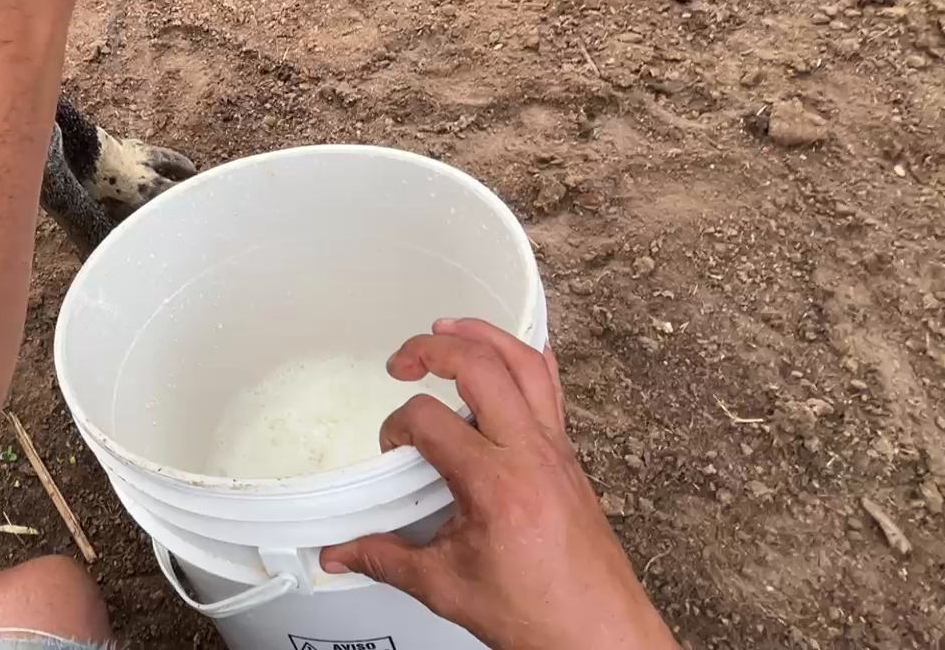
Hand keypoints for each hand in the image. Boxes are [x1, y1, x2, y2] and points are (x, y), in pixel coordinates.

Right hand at [319, 319, 677, 649]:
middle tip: (401, 361)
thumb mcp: (448, 589)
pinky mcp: (568, 454)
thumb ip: (385, 559)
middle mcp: (530, 453)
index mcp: (495, 484)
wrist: (607, 642)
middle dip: (430, 350)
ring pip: (524, 363)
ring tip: (444, 327)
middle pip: (479, 366)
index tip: (393, 452)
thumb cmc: (539, 619)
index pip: (428, 421)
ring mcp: (555, 449)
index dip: (397, 428)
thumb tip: (337, 554)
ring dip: (480, 334)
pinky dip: (525, 355)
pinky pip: (551, 386)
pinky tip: (502, 349)